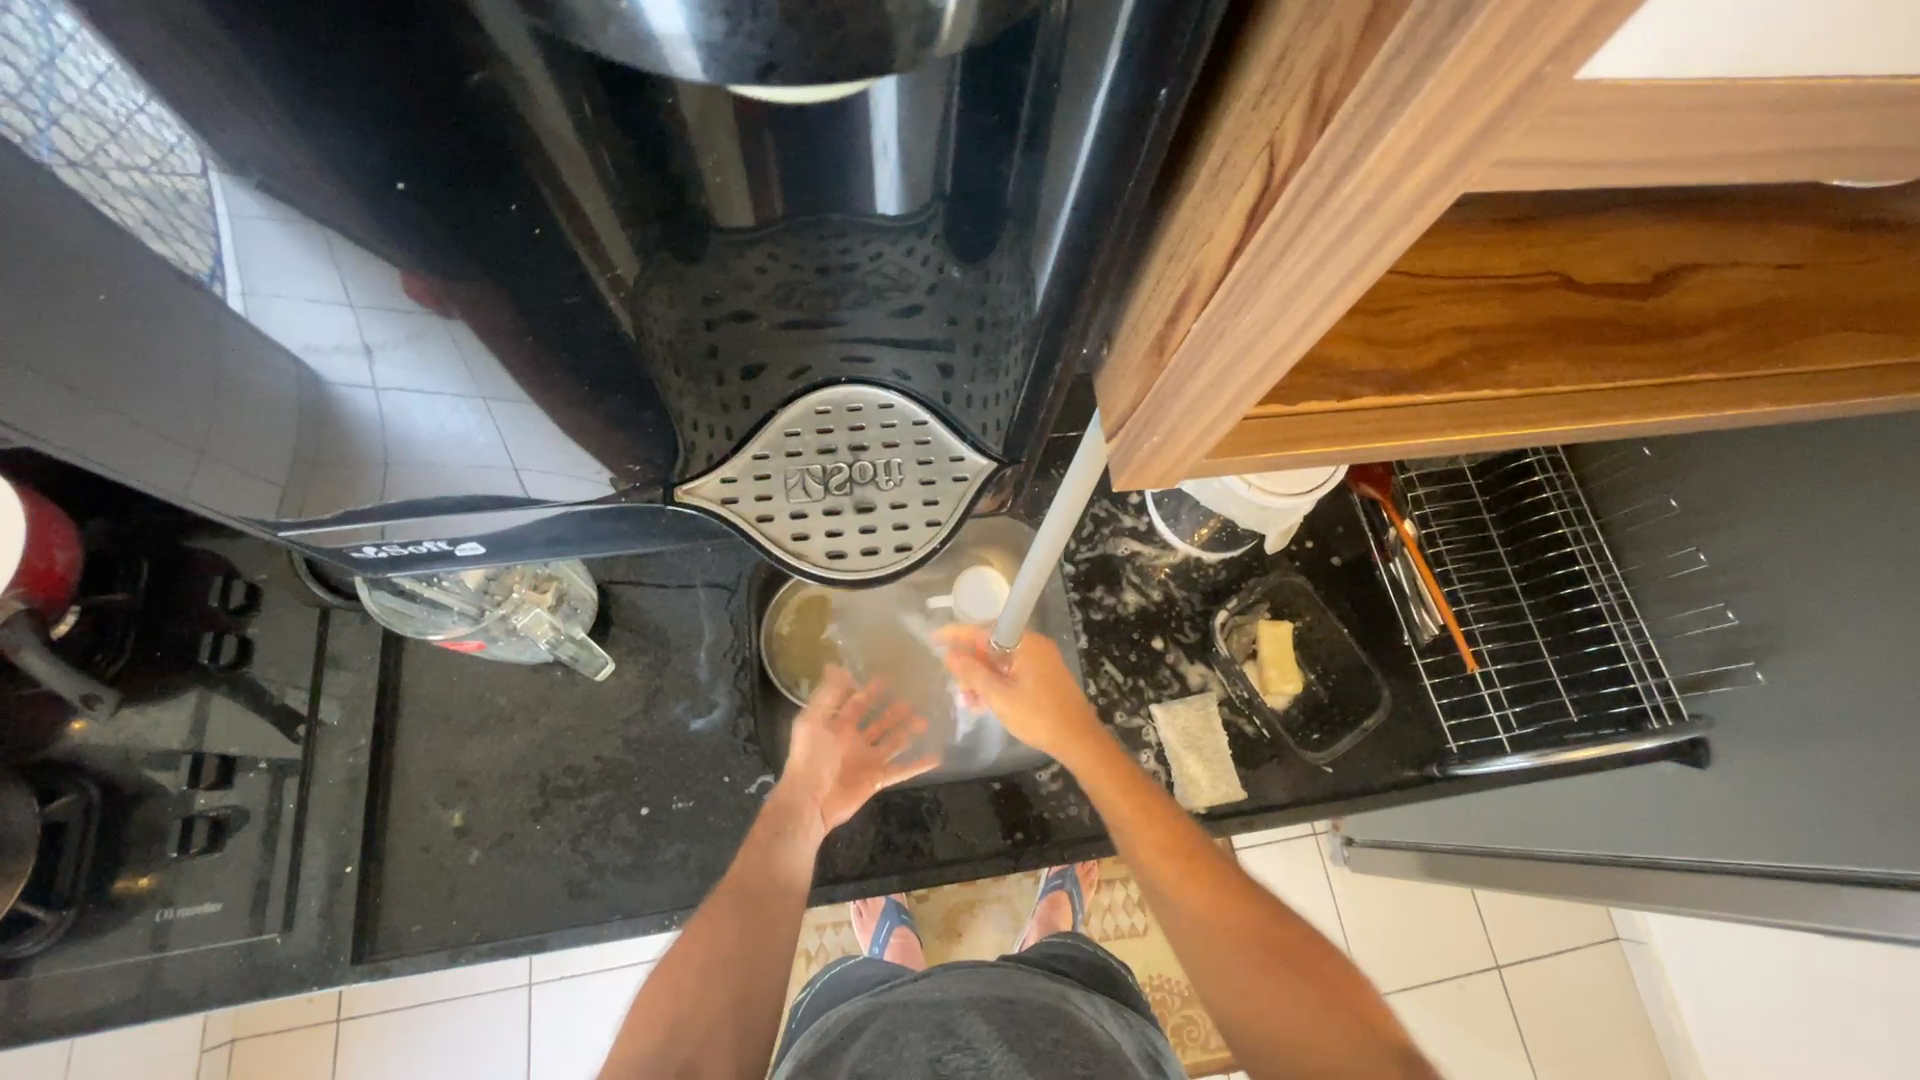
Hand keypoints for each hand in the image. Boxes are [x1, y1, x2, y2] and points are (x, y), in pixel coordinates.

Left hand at [776, 665, 936, 833]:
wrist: (809, 800)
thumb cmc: (810, 758)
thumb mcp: (813, 720)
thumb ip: (827, 694)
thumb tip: (833, 664)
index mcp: (838, 726)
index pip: (857, 703)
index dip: (871, 690)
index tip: (889, 677)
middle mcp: (854, 741)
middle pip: (879, 722)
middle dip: (894, 711)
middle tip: (914, 697)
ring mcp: (867, 761)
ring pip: (893, 743)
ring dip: (908, 732)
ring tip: (926, 720)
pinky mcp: (877, 779)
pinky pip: (901, 770)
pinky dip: (918, 765)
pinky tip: (936, 756)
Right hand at [933, 625, 1108, 764]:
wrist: (1078, 739)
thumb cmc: (1038, 716)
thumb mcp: (999, 696)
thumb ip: (972, 673)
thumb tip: (950, 654)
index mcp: (1025, 643)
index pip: (982, 630)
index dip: (956, 635)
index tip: (934, 640)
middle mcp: (1034, 645)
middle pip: (991, 645)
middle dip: (970, 663)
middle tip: (955, 683)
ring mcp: (1041, 660)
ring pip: (1001, 661)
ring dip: (982, 677)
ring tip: (968, 699)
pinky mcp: (1044, 676)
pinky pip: (1013, 671)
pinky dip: (997, 683)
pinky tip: (984, 703)